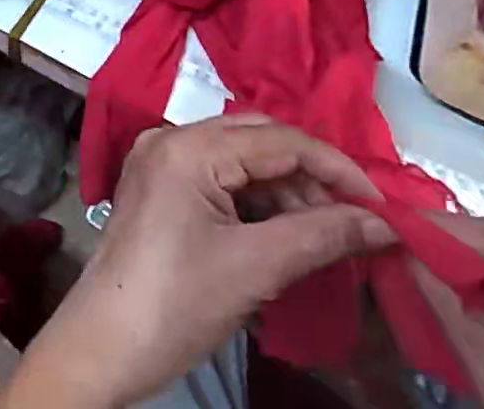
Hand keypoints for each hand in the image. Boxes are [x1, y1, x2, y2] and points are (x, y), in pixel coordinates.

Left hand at [0, 116, 395, 408]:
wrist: (102, 347)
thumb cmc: (176, 305)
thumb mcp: (255, 268)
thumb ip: (321, 235)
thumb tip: (381, 223)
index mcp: (189, 147)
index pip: (278, 139)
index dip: (334, 167)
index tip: (379, 203)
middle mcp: (172, 137)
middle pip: (258, 138)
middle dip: (309, 175)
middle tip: (351, 218)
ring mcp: (160, 157)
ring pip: (239, 155)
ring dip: (283, 187)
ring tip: (319, 232)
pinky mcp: (157, 181)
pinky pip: (218, 173)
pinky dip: (254, 196)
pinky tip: (280, 228)